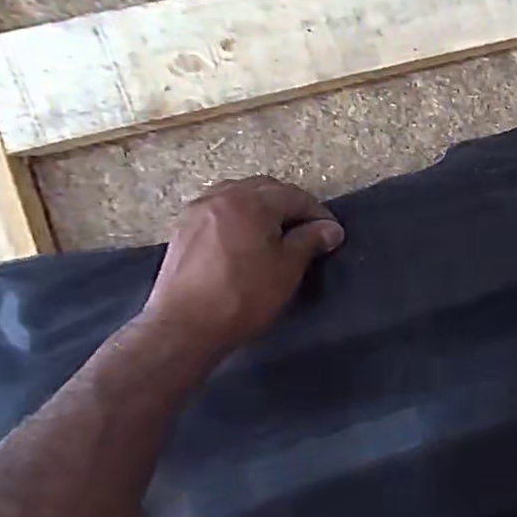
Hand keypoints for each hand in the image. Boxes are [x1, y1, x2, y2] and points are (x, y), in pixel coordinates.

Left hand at [138, 176, 343, 353]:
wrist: (185, 327)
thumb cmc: (245, 294)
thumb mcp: (289, 267)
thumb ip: (311, 240)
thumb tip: (331, 228)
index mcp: (249, 202)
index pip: (295, 196)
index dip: (319, 214)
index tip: (332, 235)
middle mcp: (219, 198)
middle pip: (264, 189)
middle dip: (290, 205)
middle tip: (308, 230)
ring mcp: (196, 213)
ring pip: (238, 196)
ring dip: (263, 207)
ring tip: (278, 232)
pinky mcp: (183, 231)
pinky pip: (219, 211)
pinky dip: (239, 217)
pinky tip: (247, 240)